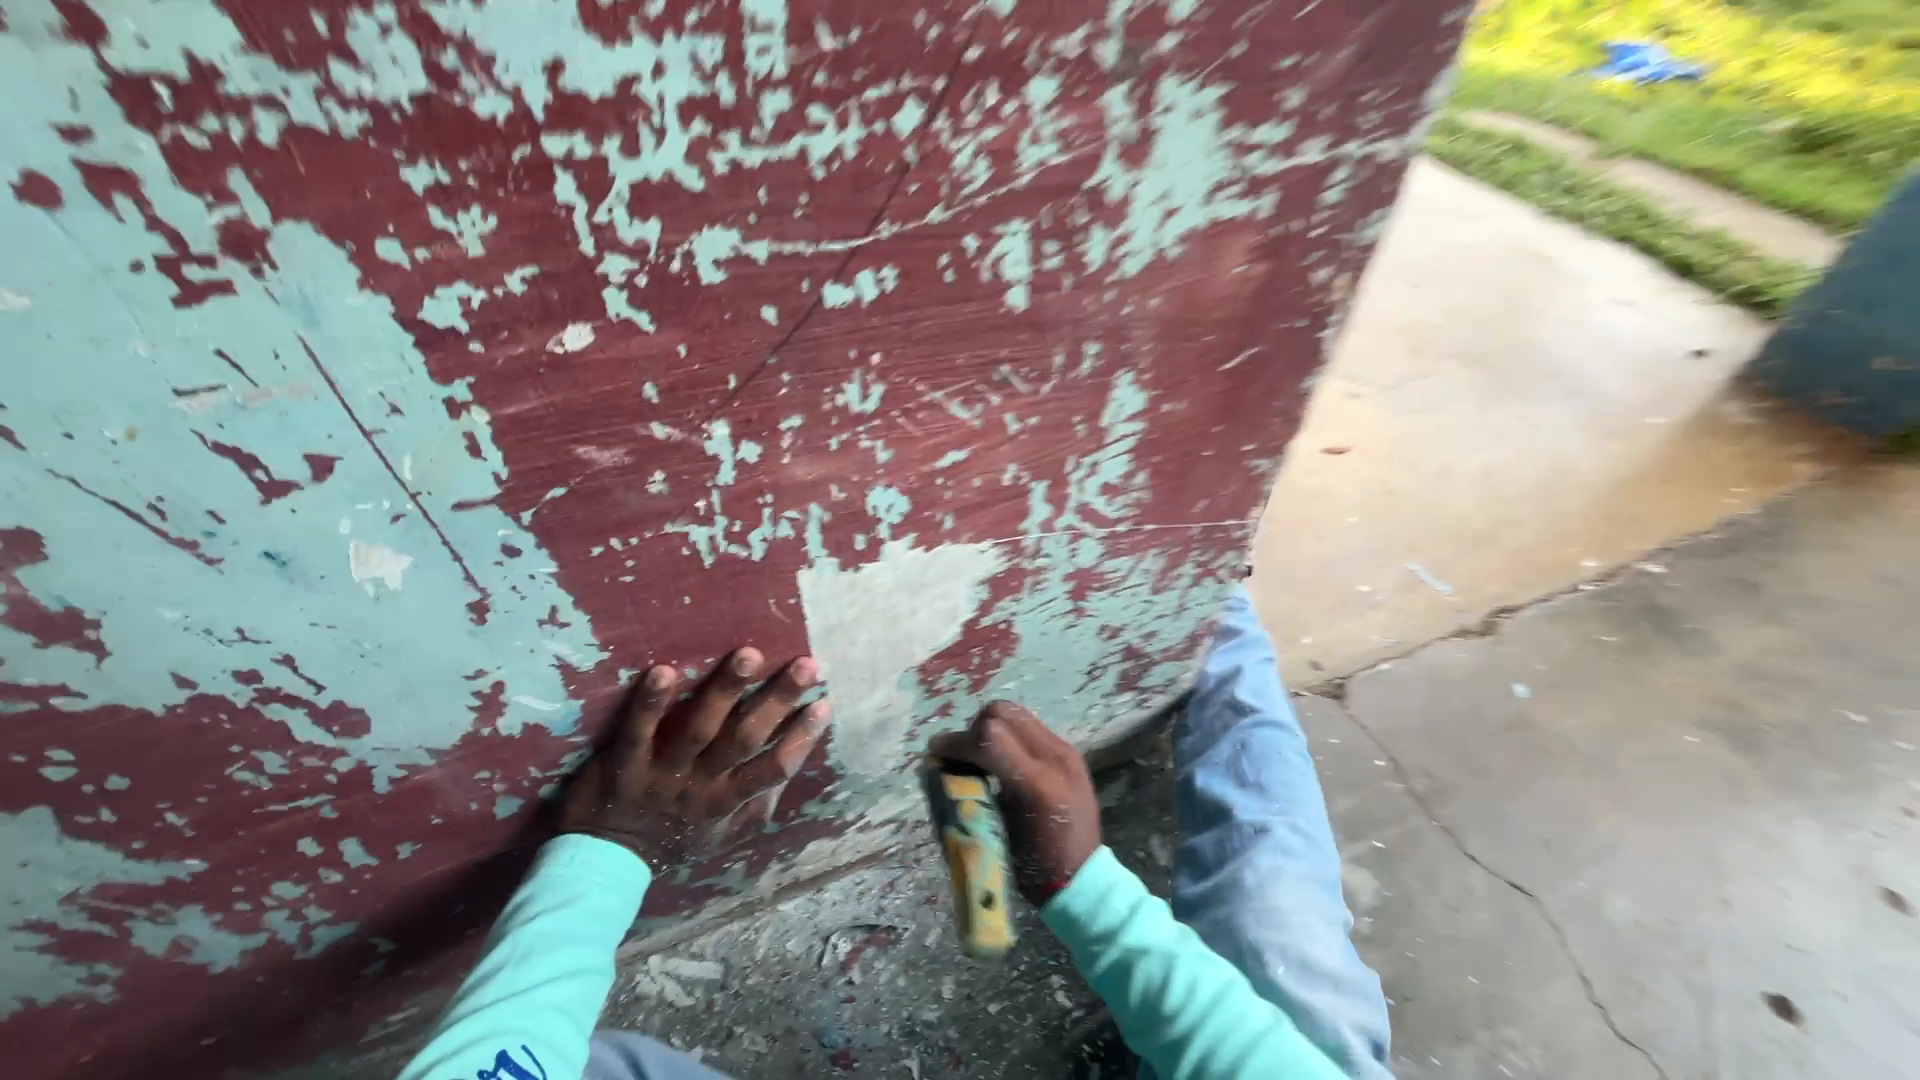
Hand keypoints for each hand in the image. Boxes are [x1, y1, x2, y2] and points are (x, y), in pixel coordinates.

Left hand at [558, 648, 830, 866]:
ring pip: (700, 728)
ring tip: (750, 655)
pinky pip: (637, 731)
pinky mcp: (622, 765)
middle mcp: (700, 785)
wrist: (601, 866)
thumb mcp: (720, 835)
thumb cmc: (668, 842)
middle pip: (745, 738)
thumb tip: (790, 763)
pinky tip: (664, 670)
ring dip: (726, 690)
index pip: (773, 767)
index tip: (825, 704)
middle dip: (778, 700)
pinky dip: (651, 703)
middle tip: (807, 664)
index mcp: (726, 800)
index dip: (801, 737)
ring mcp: (662, 774)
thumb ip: (755, 803)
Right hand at [927, 701, 1101, 904]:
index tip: (937, 755)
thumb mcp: (994, 835)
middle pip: (1001, 713)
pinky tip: (1004, 764)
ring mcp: (1065, 752)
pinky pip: (1029, 727)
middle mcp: (1055, 758)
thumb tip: (938, 768)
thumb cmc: (1033, 868)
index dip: (956, 743)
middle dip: (973, 731)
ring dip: (991, 730)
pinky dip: (1008, 737)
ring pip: (1015, 713)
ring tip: (983, 760)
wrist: (1084, 879)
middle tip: (964, 758)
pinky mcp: (1069, 753)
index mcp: (1037, 785)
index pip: (989, 736)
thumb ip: (967, 795)